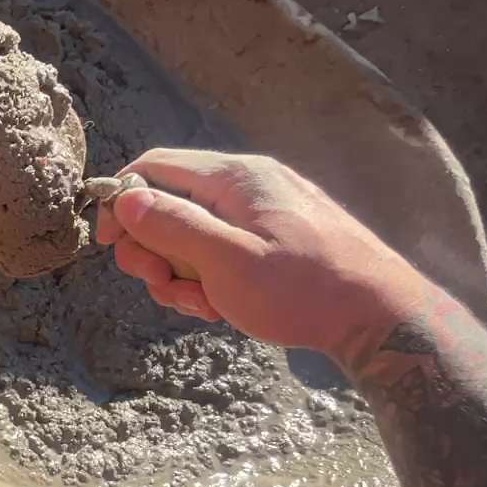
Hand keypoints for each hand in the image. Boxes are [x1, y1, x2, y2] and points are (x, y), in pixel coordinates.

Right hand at [95, 149, 441, 361]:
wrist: (379, 319)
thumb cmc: (303, 289)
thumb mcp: (226, 260)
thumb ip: (173, 225)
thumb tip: (124, 198)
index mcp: (235, 179)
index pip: (152, 167)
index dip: (120, 202)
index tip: (108, 244)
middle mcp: (243, 188)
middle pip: (161, 207)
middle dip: (147, 250)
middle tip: (158, 283)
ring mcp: (253, 215)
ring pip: (179, 238)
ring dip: (173, 275)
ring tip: (199, 303)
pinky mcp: (261, 241)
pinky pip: (207, 254)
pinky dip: (199, 282)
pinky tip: (217, 304)